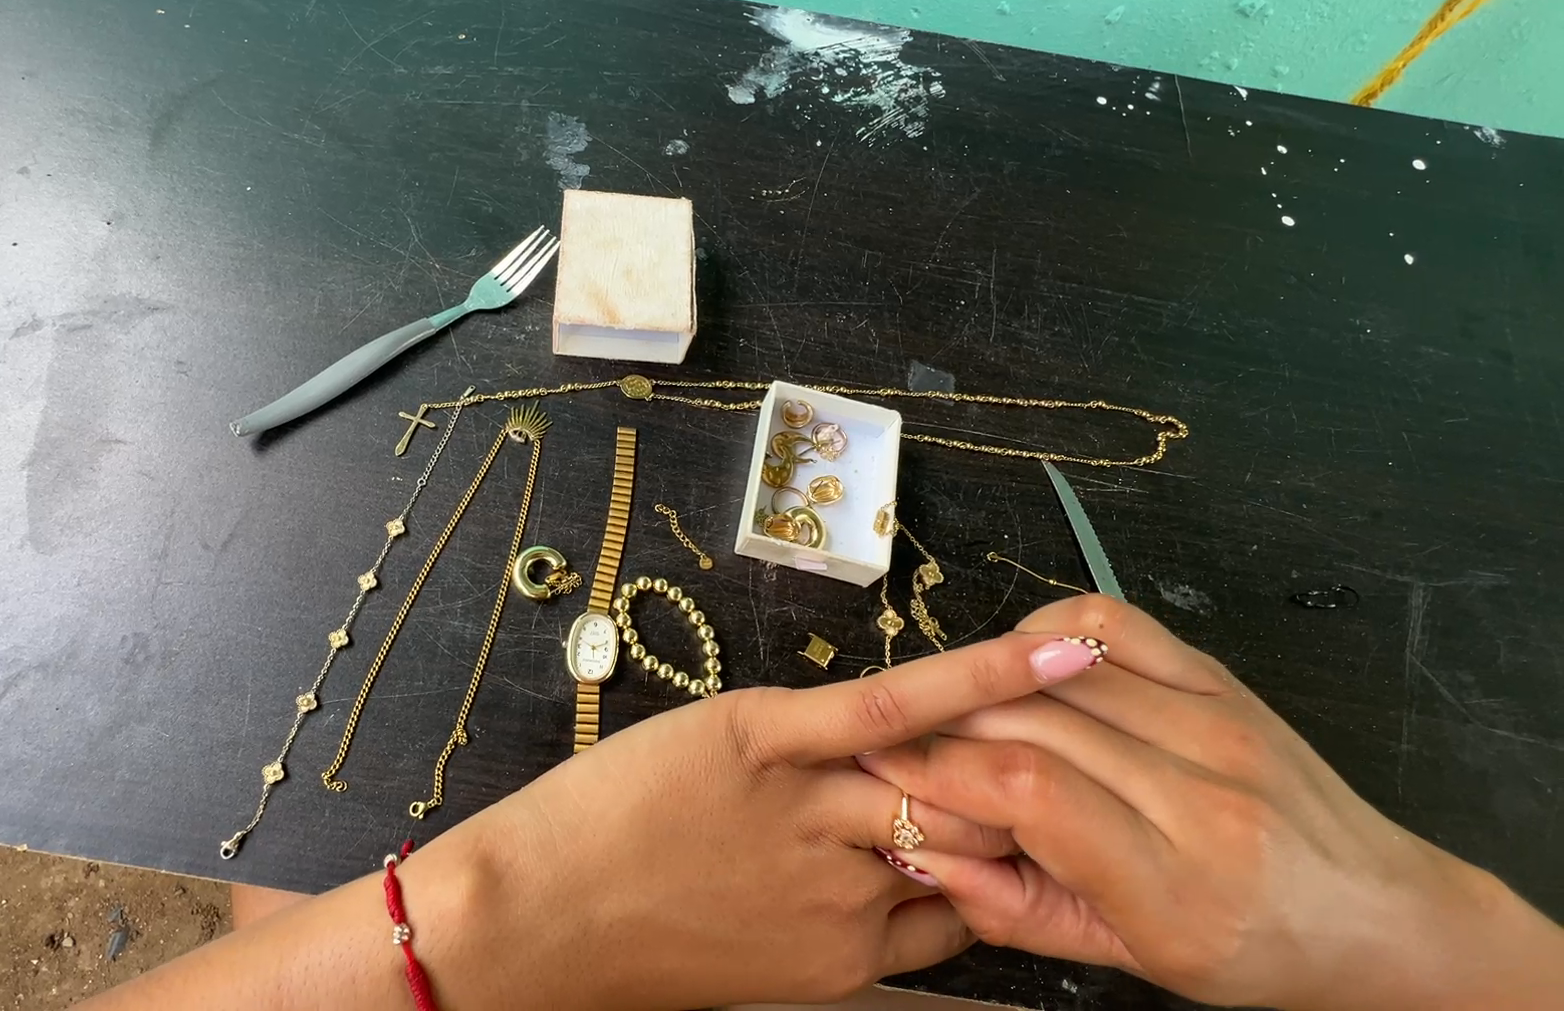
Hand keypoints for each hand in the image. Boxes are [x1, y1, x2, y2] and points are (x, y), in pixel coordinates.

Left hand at [401, 628, 1108, 1010]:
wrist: (537, 917)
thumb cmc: (628, 942)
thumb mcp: (751, 961)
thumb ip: (825, 927)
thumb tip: (888, 881)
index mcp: (851, 953)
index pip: (963, 909)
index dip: (989, 868)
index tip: (1011, 835)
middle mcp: (854, 885)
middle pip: (970, 838)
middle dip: (1008, 804)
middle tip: (1042, 755)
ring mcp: (813, 805)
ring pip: (945, 776)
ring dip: (1010, 744)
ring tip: (1073, 705)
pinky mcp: (768, 737)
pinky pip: (889, 707)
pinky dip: (973, 675)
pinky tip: (1048, 651)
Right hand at [857, 595, 1563, 1010]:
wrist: (1382, 915)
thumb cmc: (1241, 951)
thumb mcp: (1123, 959)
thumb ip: (1011, 910)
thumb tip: (917, 848)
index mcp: (1178, 885)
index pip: (1029, 791)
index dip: (937, 766)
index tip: (881, 758)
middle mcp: (1200, 791)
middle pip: (1027, 721)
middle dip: (941, 724)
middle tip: (901, 735)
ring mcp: (1214, 720)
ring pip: (1050, 670)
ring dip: (977, 684)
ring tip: (952, 708)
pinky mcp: (1217, 674)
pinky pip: (1102, 620)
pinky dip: (1039, 631)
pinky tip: (1022, 666)